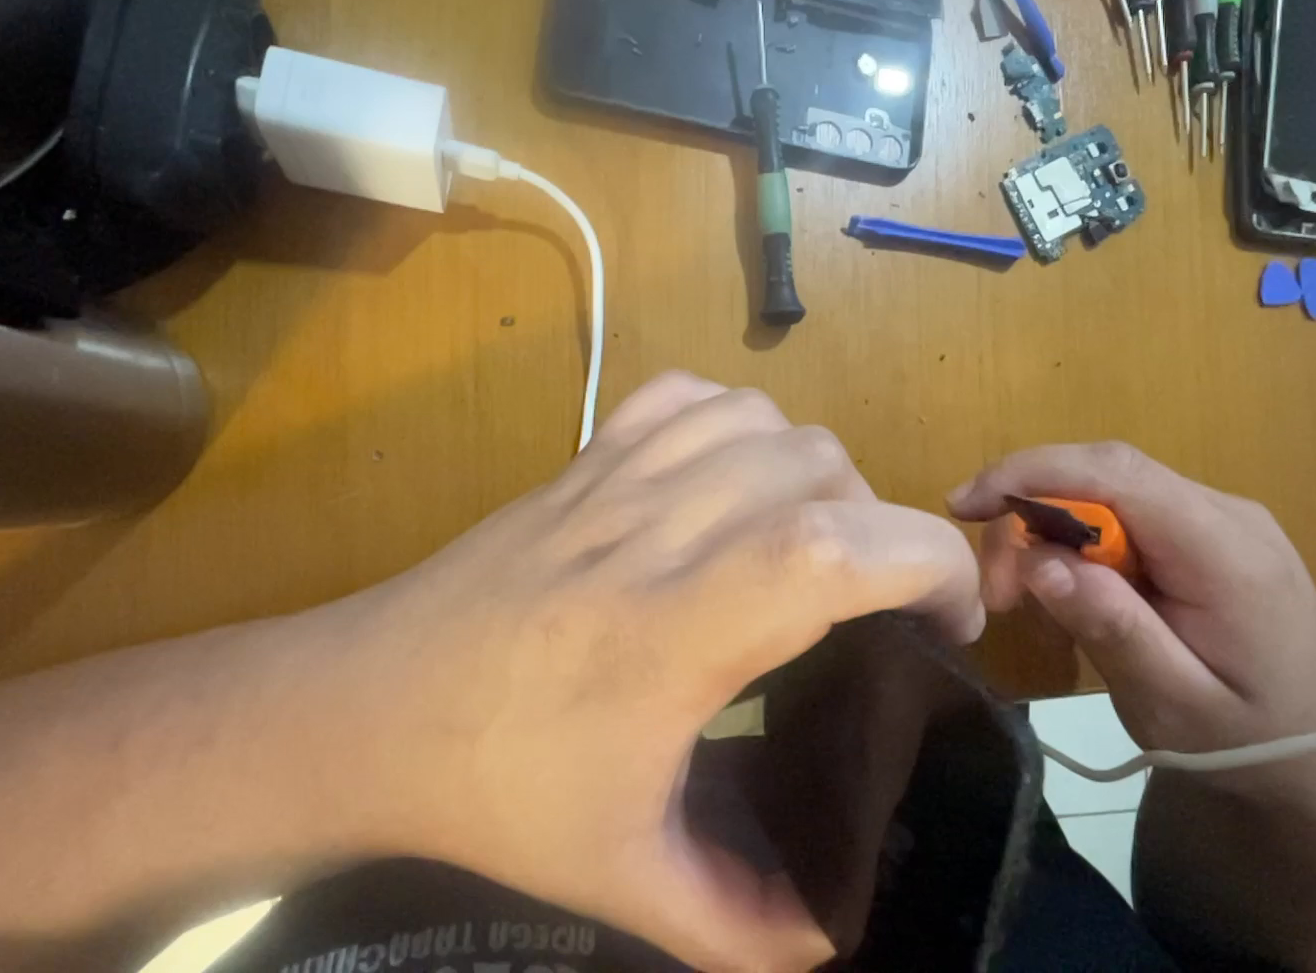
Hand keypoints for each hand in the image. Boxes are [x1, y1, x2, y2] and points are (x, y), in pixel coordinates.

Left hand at [346, 372, 982, 972]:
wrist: (365, 704)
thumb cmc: (494, 788)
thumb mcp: (622, 877)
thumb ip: (738, 924)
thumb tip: (832, 940)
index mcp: (675, 629)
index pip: (833, 548)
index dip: (926, 563)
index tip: (950, 620)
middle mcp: (656, 530)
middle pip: (818, 467)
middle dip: (885, 527)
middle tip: (879, 601)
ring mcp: (616, 478)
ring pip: (765, 423)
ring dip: (820, 476)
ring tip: (813, 540)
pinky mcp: (586, 457)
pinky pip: (690, 397)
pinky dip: (740, 424)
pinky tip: (736, 479)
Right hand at [949, 444, 1315, 969]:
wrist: (1315, 760)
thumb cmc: (1247, 742)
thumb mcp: (1174, 705)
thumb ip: (1114, 630)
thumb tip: (1041, 562)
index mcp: (1227, 551)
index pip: (1116, 473)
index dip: (1031, 473)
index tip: (964, 505)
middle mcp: (1226, 514)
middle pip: (1105, 473)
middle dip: (1029, 510)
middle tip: (995, 587)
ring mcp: (1220, 518)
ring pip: (1108, 488)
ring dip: (1049, 528)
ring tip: (1021, 593)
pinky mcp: (1205, 531)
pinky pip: (1124, 511)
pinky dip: (1075, 536)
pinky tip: (1065, 582)